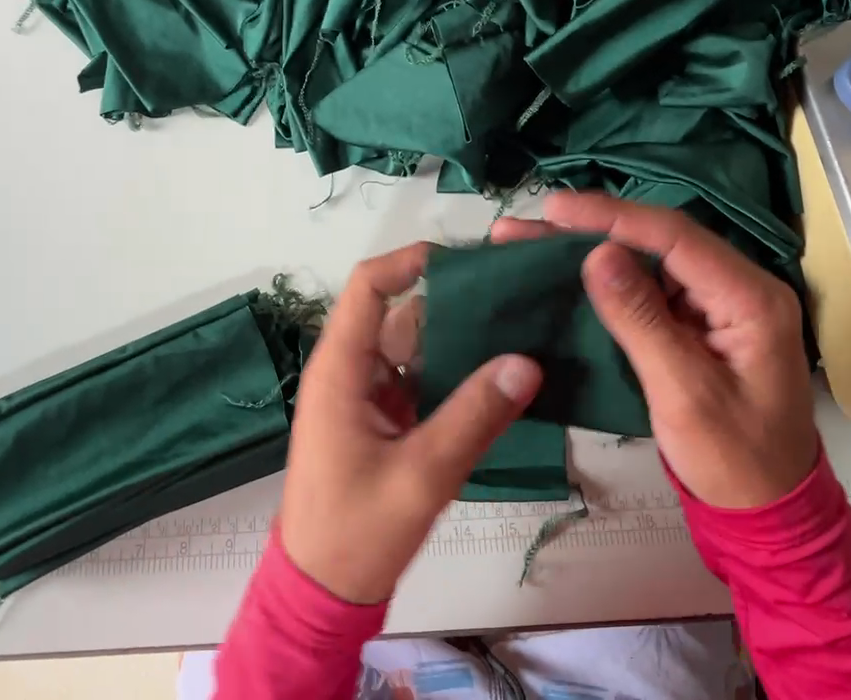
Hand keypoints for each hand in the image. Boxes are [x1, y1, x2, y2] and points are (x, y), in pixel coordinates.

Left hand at [280, 243, 542, 602]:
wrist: (323, 591)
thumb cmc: (357, 530)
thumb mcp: (421, 474)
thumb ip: (473, 416)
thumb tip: (527, 361)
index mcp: (341, 368)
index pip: (368, 287)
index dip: (410, 261)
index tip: (467, 259)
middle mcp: (352, 371)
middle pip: (402, 315)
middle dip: (455, 303)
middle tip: (517, 298)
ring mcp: (367, 397)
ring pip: (417, 350)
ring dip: (461, 343)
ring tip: (522, 331)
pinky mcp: (383, 422)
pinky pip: (421, 383)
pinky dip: (455, 378)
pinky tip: (501, 379)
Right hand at [493, 193, 817, 508]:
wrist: (764, 510)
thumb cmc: (733, 459)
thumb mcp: (685, 393)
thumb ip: (642, 320)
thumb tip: (598, 255)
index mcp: (750, 297)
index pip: (675, 237)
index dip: (612, 217)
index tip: (555, 210)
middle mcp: (736, 287)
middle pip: (657, 240)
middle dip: (591, 228)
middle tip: (528, 224)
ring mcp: (715, 303)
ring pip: (646, 259)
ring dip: (590, 249)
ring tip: (531, 239)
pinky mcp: (696, 320)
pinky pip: (646, 287)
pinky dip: (602, 279)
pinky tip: (563, 272)